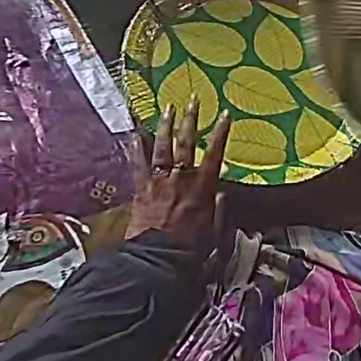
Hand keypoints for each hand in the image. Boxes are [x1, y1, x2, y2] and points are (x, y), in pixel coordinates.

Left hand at [126, 99, 228, 250]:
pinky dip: (136, 148)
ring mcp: (159, 181)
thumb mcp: (214, 231)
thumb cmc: (188, 249)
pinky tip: (135, 134)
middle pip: (187, 142)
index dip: (221, 133)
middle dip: (191, 119)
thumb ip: (219, 211)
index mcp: (203, 186)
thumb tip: (221, 194)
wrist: (154, 261)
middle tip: (193, 99)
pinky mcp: (141, 189)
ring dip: (166, 125)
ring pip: (163, 147)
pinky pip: (138, 164)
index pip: (215, 152)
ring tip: (168, 108)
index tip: (226, 114)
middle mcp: (181, 177)